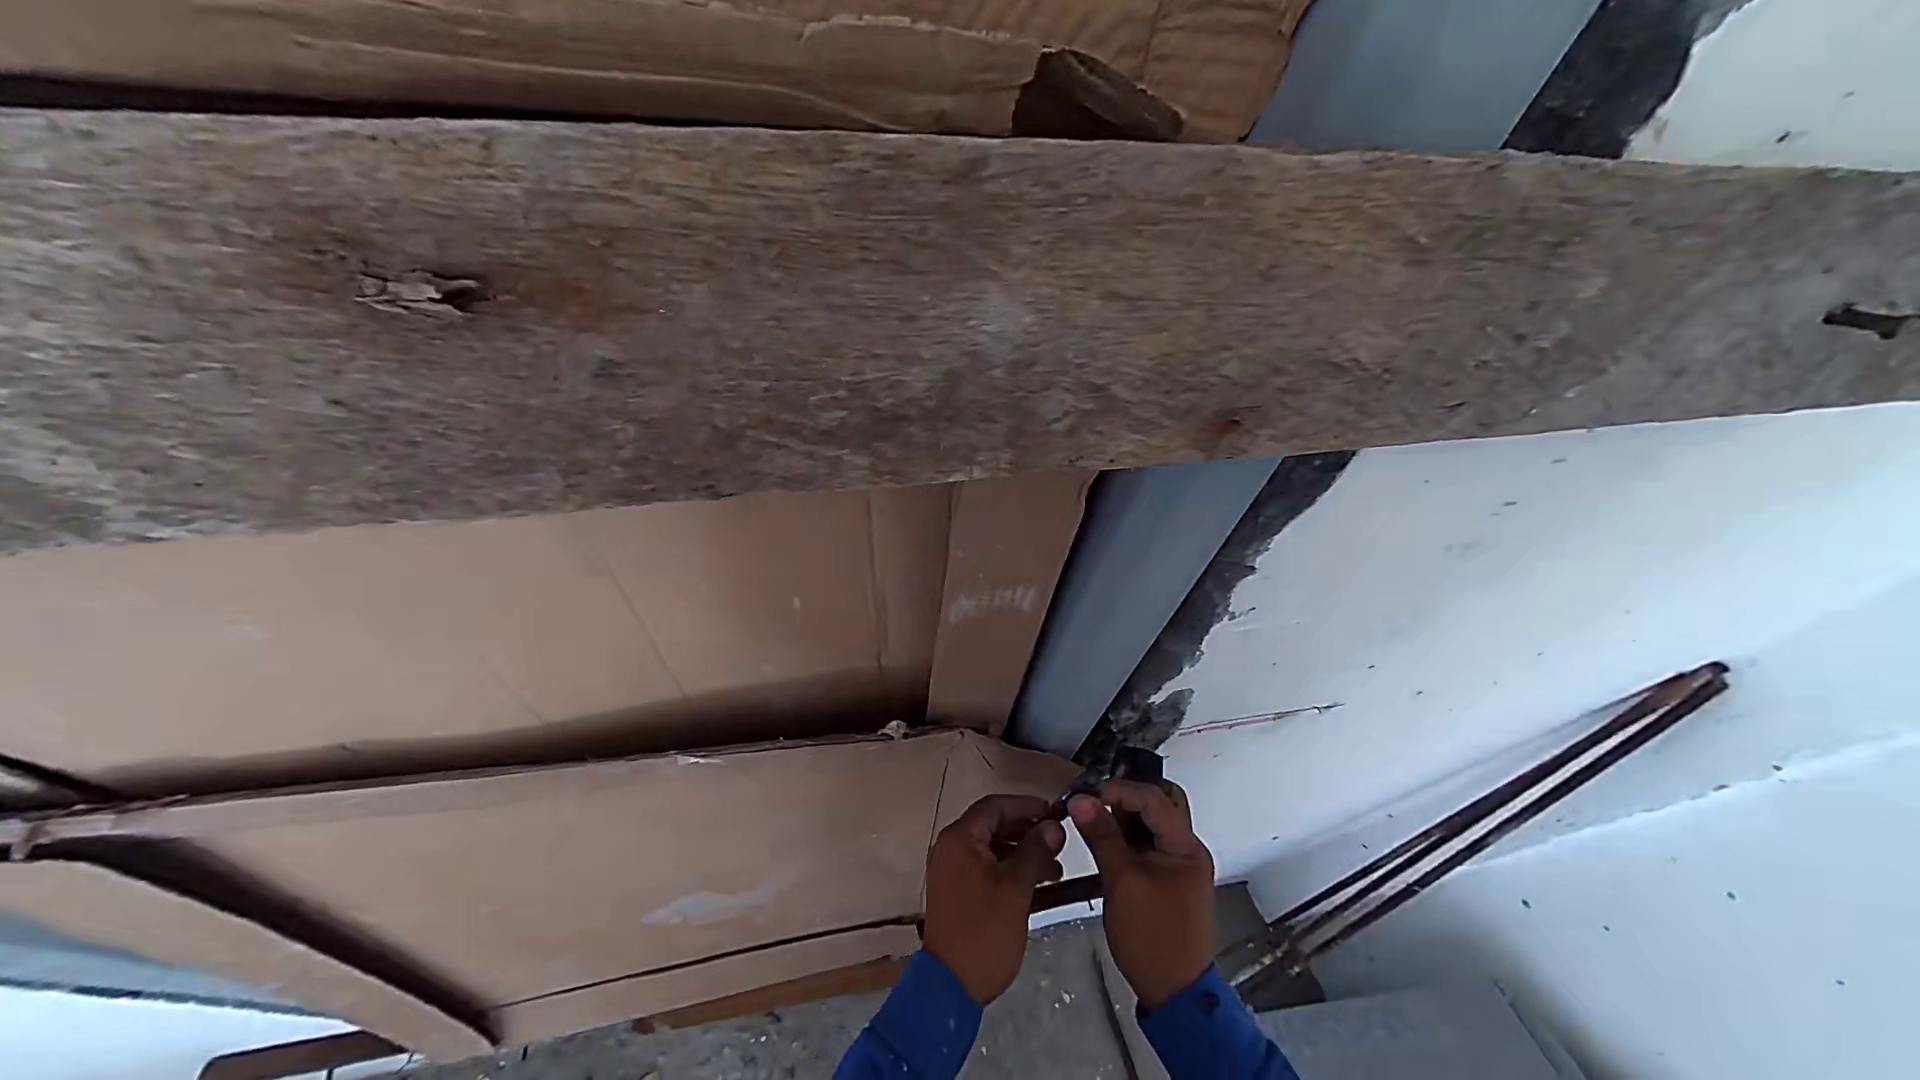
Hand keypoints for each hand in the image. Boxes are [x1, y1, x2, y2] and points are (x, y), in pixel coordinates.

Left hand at [923, 794, 1066, 1003]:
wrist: (951, 985)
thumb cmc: (985, 931)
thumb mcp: (1016, 887)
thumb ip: (1035, 851)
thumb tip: (1053, 826)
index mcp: (959, 838)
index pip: (994, 806)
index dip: (1026, 806)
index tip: (1055, 813)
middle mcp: (951, 847)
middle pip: (993, 825)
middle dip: (1027, 831)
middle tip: (1059, 840)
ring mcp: (951, 869)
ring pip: (992, 847)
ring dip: (1022, 852)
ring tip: (1055, 868)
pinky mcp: (957, 890)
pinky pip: (985, 867)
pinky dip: (1009, 869)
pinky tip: (1037, 883)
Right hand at [1069, 780, 1215, 1008]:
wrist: (1173, 992)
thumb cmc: (1151, 939)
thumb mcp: (1121, 883)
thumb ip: (1102, 837)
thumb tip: (1080, 800)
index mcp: (1186, 847)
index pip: (1155, 798)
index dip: (1120, 790)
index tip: (1089, 795)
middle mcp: (1187, 849)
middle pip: (1162, 802)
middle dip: (1128, 796)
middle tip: (1097, 800)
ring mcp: (1179, 863)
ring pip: (1153, 820)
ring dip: (1125, 814)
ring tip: (1094, 820)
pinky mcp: (1167, 876)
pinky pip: (1148, 841)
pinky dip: (1126, 834)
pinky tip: (1104, 840)